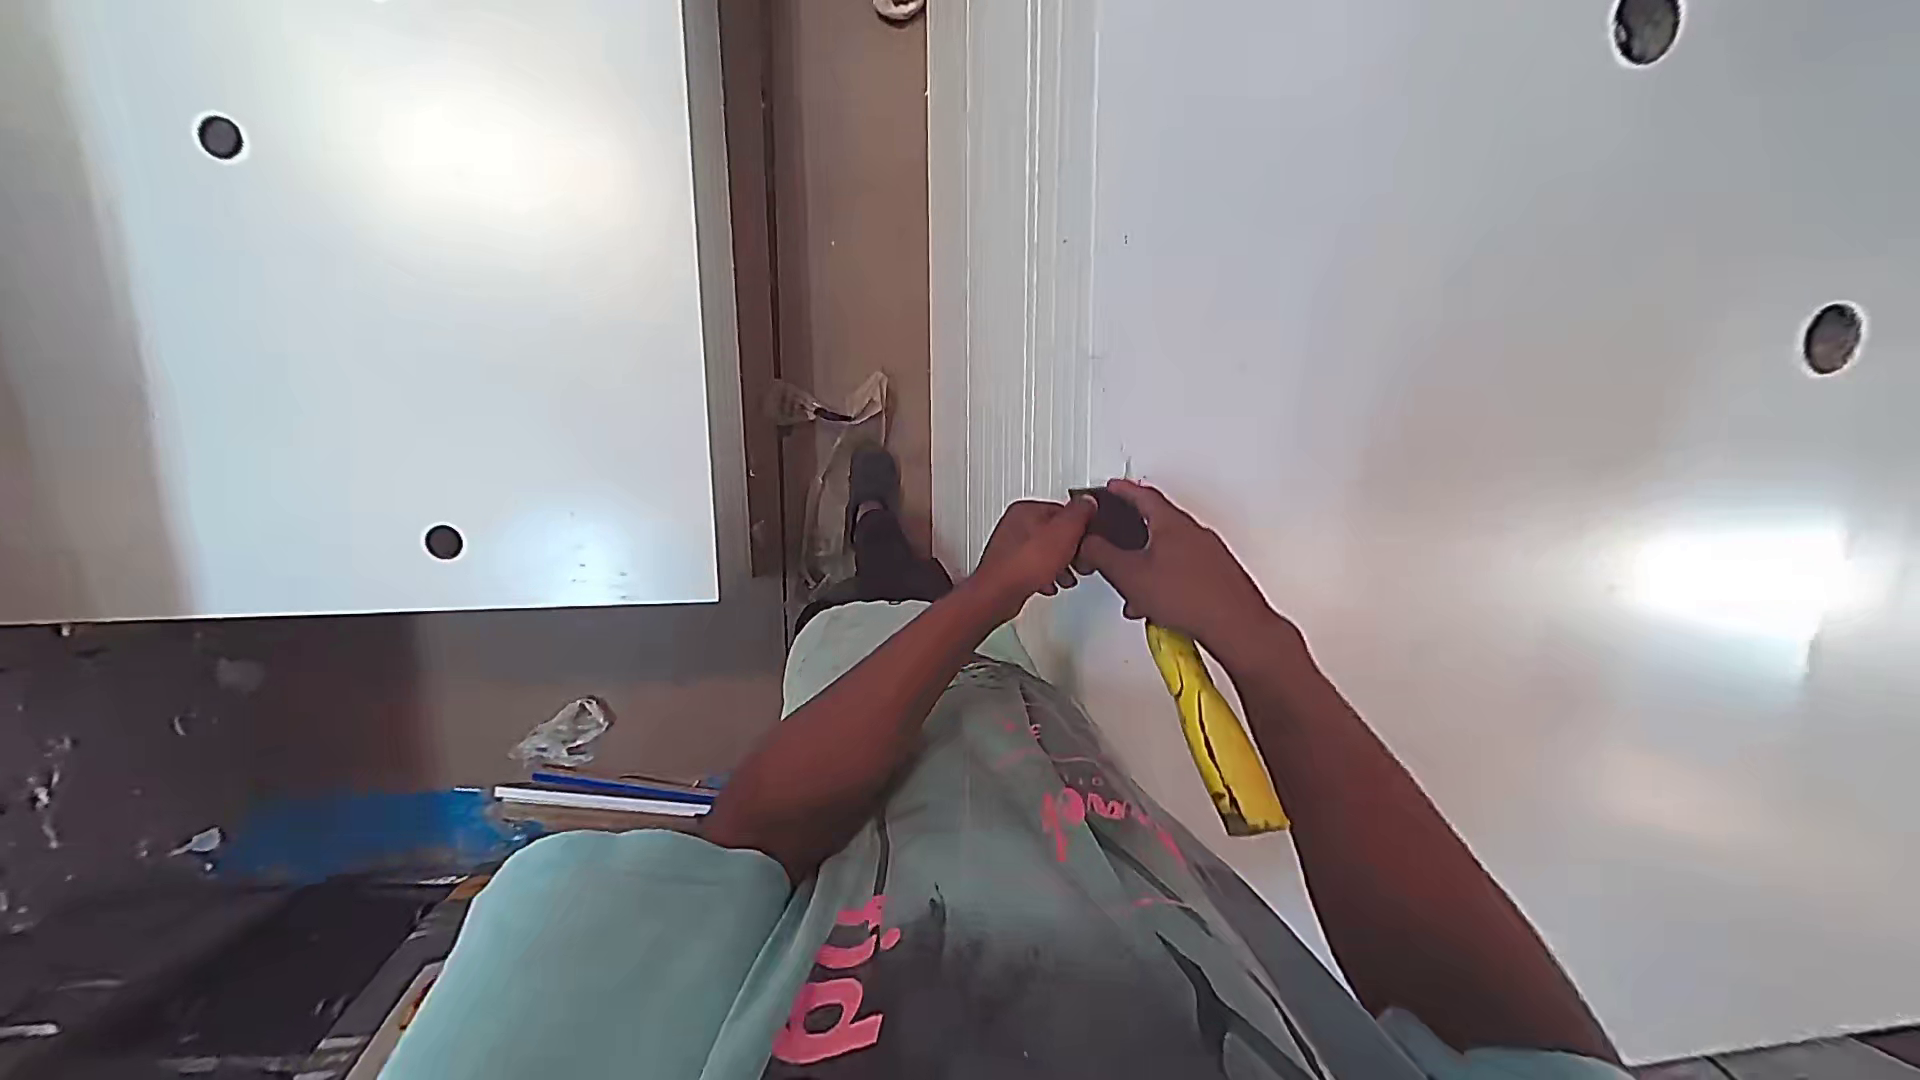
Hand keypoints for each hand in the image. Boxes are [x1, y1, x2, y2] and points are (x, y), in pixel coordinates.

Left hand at [969, 497, 1098, 618]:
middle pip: (1052, 532)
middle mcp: (1013, 525)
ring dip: (1058, 564)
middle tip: (1076, 559)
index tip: (1085, 539)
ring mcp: (1009, 547)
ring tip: (1065, 575)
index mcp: (1026, 509)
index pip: (1062, 510)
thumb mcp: (1065, 532)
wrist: (1000, 593)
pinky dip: (1043, 575)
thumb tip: (1088, 502)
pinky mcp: (1008, 567)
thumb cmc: (1025, 563)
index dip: (1079, 527)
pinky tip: (1049, 583)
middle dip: (1068, 548)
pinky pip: (1032, 568)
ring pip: (1042, 552)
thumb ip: (1079, 513)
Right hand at [1074, 479, 1287, 650]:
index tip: (1114, 487)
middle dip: (1133, 534)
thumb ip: (1101, 554)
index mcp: (1172, 524)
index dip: (1123, 491)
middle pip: (1157, 523)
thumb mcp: (1128, 574)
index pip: (1144, 495)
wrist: (1234, 625)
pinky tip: (1157, 604)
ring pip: (1169, 550)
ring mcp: (1209, 553)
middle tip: (1120, 533)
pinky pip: (1183, 568)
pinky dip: (1164, 580)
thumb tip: (1087, 543)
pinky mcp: (1217, 574)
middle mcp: (1194, 533)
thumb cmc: (1191, 597)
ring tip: (1135, 587)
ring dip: (1147, 565)